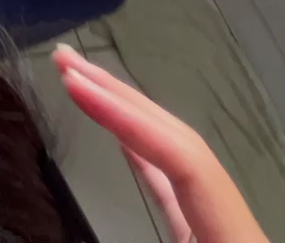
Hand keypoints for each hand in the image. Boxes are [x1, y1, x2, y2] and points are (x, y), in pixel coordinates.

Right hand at [53, 44, 267, 242]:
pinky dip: (140, 150)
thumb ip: (151, 222)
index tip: (70, 84)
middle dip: (119, 96)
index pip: (183, 159)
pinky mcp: (209, 239)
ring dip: (123, 113)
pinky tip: (114, 129)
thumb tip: (49, 224)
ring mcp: (222, 227)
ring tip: (76, 77)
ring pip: (174, 154)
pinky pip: (174, 185)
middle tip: (64, 59)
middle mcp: (233, 222)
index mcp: (235, 237)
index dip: (126, 118)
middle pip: (179, 140)